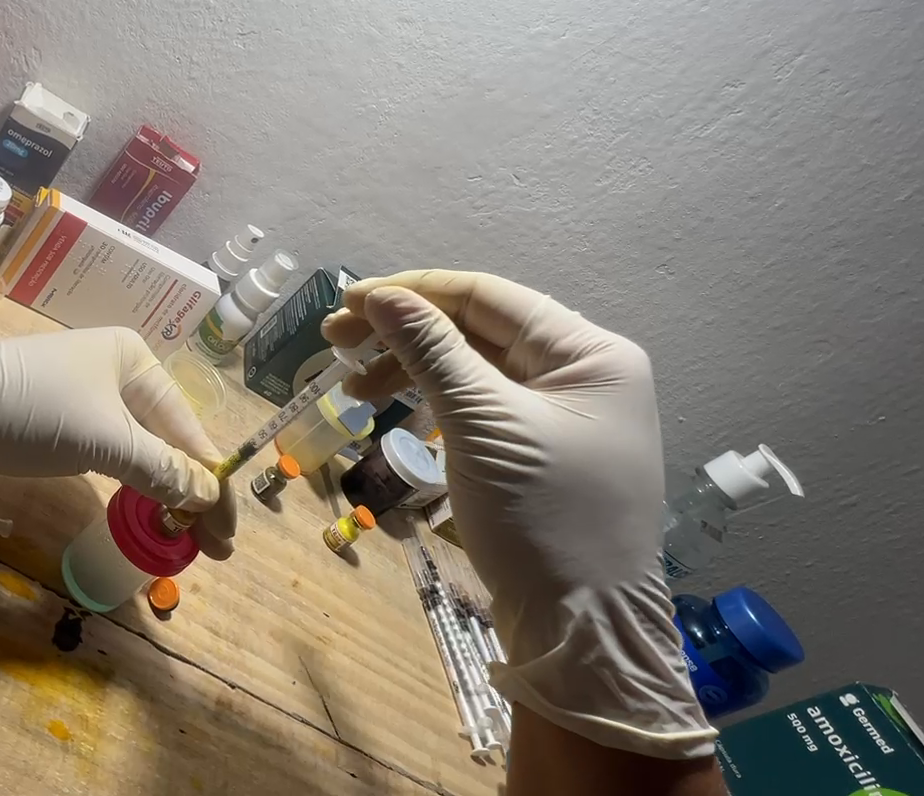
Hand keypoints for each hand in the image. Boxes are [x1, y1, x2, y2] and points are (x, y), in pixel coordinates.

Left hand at [0, 328, 236, 557]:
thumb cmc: (32, 411)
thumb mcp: (104, 440)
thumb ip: (161, 469)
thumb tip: (209, 495)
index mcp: (136, 359)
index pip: (188, 429)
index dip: (212, 485)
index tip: (228, 537)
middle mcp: (117, 370)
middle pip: (168, 439)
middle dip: (191, 493)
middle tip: (212, 549)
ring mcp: (87, 393)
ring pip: (140, 448)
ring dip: (164, 491)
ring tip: (183, 537)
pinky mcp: (61, 418)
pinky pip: (112, 451)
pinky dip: (132, 482)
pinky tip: (144, 509)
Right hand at [322, 271, 714, 758]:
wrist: (578, 631)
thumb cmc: (538, 516)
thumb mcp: (479, 421)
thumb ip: (429, 347)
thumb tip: (378, 293)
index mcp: (588, 352)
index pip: (485, 296)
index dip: (411, 291)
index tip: (347, 300)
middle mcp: (580, 370)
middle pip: (474, 327)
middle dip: (403, 330)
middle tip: (335, 339)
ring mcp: (559, 410)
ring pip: (469, 364)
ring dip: (407, 365)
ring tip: (352, 385)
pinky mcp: (535, 444)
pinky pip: (474, 400)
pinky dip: (429, 397)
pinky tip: (390, 407)